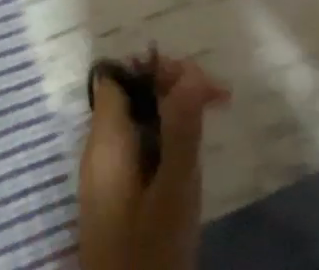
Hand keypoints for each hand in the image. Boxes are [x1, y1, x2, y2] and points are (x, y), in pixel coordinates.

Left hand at [78, 50, 229, 269]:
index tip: (197, 80)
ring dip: (173, 111)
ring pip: (137, 120)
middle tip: (219, 97)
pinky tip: (192, 151)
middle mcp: (99, 149)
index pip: (117, 76)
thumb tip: (191, 70)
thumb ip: (182, 130)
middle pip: (129, 94)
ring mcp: (106, 173)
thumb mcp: (174, 189)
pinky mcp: (118, 194)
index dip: (154, 68)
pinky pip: (139, 146)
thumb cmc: (149, 250)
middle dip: (172, 86)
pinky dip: (166, 137)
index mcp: (105, 140)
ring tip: (213, 112)